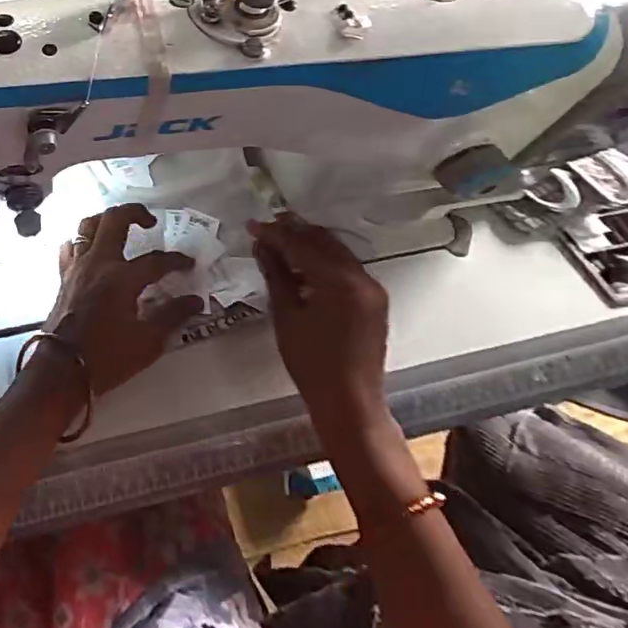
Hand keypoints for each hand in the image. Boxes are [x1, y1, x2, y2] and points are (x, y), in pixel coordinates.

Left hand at [45, 205, 202, 395]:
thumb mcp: (147, 342)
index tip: (188, 264)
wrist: (60, 372)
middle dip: (136, 213)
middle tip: (151, 222)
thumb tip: (195, 301)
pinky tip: (91, 250)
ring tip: (121, 228)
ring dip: (106, 220)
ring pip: (88, 225)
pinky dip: (82, 241)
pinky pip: (71, 247)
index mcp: (122, 278)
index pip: (156, 260)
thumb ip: (172, 316)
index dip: (176, 260)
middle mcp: (98, 263)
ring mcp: (77, 267)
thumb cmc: (106, 359)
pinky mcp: (63, 277)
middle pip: (115, 220)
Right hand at [250, 213, 390, 423]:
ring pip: (338, 252)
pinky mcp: (374, 300)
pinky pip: (347, 268)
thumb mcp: (287, 316)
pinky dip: (325, 260)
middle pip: (324, 241)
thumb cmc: (312, 364)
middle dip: (295, 231)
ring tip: (282, 240)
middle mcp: (362, 278)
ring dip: (310, 243)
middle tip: (268, 225)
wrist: (349, 402)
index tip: (253, 225)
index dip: (275, 234)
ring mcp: (372, 288)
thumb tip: (262, 246)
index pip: (302, 245)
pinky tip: (304, 264)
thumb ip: (276, 275)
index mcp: (340, 281)